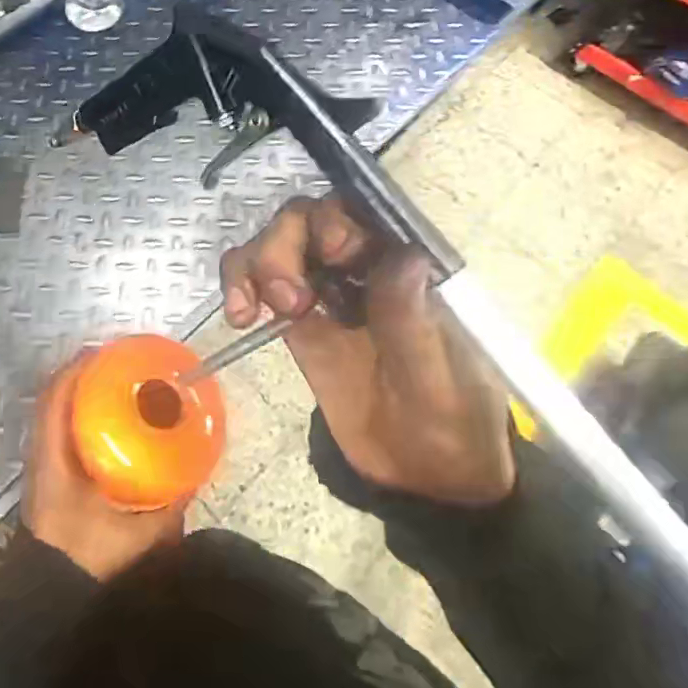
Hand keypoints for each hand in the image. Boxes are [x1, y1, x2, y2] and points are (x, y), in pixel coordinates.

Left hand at [21, 356, 187, 579]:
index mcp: (53, 460)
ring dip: (80, 398)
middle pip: (54, 400)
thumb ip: (168, 505)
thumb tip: (193, 473)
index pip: (54, 399)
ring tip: (114, 389)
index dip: (76, 371)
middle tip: (117, 369)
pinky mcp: (47, 481)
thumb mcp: (138, 535)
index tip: (104, 355)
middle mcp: (42, 456)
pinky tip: (107, 427)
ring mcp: (42, 468)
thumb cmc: (90, 560)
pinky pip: (59, 435)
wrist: (54, 603)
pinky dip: (79, 421)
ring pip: (56, 417)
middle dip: (83, 378)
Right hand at [220, 196, 514, 505]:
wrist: (422, 475)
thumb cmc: (449, 429)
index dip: (335, 220)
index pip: (363, 212)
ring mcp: (325, 289)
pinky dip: (238, 283)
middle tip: (290, 302)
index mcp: (406, 269)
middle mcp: (361, 267)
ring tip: (253, 310)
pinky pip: (254, 277)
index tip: (331, 257)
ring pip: (274, 240)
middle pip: (307, 218)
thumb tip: (404, 256)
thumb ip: (413, 323)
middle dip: (284, 246)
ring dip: (255, 263)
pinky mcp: (295, 317)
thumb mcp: (438, 383)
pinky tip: (240, 316)